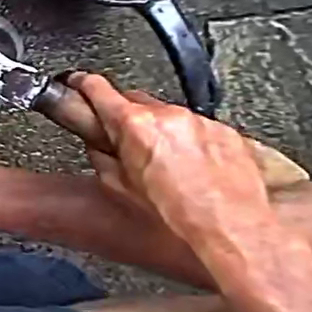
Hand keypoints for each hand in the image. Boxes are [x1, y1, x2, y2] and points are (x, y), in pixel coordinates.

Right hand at [71, 73, 279, 247]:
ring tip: (167, 163)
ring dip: (161, 131)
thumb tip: (99, 146)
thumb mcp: (118, 186)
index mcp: (133, 124)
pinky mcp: (227, 132)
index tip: (78, 82)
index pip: (97, 88)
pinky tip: (193, 167)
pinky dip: (191, 141)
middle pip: (134, 100)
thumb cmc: (177, 214)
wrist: (233, 229)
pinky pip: (199, 128)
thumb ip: (101, 156)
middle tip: (126, 141)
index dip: (82, 83)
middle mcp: (167, 116)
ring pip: (168, 115)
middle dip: (127, 116)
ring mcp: (200, 122)